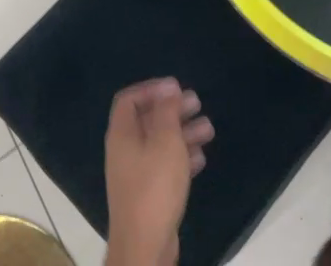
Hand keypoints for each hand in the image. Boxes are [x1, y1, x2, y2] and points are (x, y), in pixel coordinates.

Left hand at [104, 78, 213, 265]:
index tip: (177, 88)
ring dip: (183, 132)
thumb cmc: (155, 185)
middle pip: (147, 119)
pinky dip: (182, 157)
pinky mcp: (148, 192)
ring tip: (208, 130)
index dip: (151, 89)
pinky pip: (164, 165)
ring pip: (160, 142)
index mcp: (122, 135)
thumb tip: (167, 87)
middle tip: (198, 104)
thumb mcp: (165, 141)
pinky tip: (200, 158)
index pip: (129, 100)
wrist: (145, 243)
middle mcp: (125, 151)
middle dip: (174, 109)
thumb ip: (167, 111)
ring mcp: (135, 172)